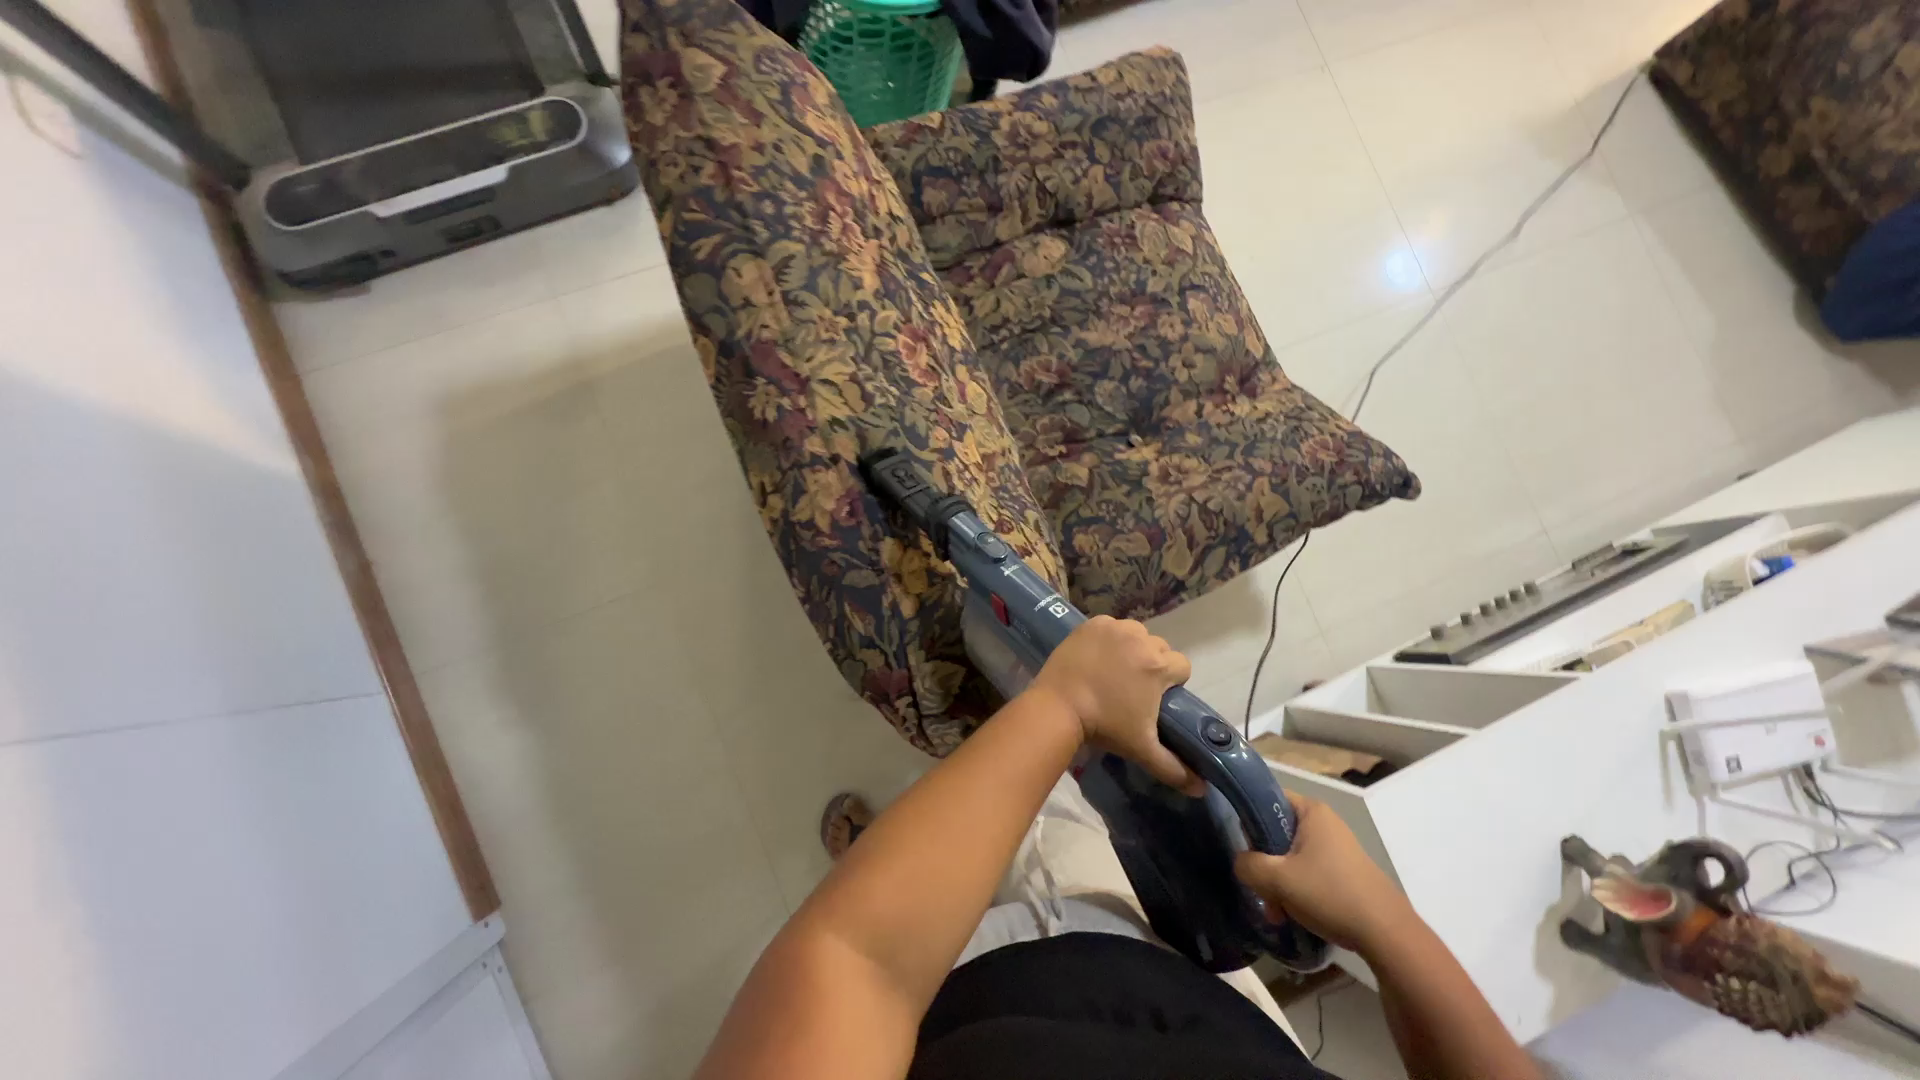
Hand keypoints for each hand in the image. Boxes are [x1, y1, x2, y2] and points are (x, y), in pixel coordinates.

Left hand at [1027, 616, 1202, 795]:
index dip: (1172, 682)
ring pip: (1137, 634)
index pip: (1182, 666)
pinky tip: (1097, 657)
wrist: (1058, 708)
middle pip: (1159, 648)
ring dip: (1132, 648)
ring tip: (1114, 670)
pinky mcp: (1092, 623)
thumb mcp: (1142, 749)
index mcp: (1159, 666)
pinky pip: (1112, 626)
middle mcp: (1141, 640)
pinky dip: (1109, 638)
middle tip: (1132, 687)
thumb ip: (1175, 769)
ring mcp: (1115, 628)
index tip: (1154, 697)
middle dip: (1152, 664)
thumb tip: (1202, 789)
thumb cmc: (1104, 727)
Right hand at [1234, 792, 1416, 953]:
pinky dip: (1296, 890)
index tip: (1244, 848)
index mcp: (1311, 811)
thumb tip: (1241, 862)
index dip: (1249, 821)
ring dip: (1277, 883)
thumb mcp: (1278, 879)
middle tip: (1261, 890)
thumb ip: (1248, 865)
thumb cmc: (1330, 894)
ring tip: (1277, 912)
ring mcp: (1336, 848)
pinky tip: (1293, 915)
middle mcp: (1324, 823)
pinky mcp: (1343, 871)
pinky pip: (1307, 872)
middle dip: (1264, 864)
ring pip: (1290, 857)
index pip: (1267, 799)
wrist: (1386, 934)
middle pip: (1276, 833)